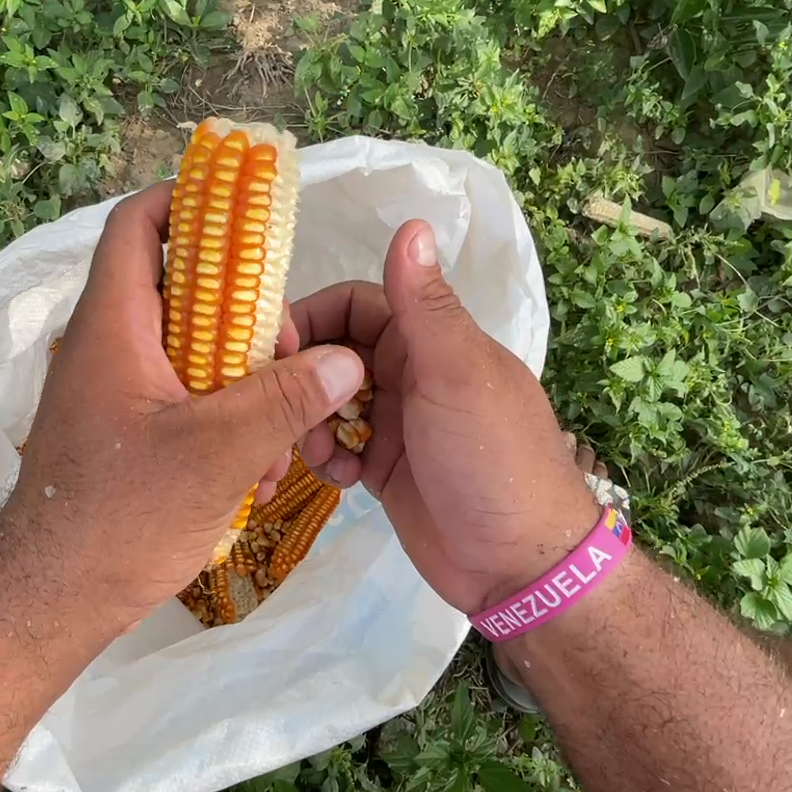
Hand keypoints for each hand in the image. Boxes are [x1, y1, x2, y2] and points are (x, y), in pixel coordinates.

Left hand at [0, 182, 365, 626]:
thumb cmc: (120, 516)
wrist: (51, 599)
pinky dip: (223, 414)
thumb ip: (282, 400)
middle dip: (244, 313)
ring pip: (192, 348)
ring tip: (278, 426)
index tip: (245, 213)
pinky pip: (184, 395)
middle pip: (182, 287)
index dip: (185, 200)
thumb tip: (343, 361)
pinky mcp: (126, 428)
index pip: (137, 225)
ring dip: (242, 376)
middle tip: (284, 357)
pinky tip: (254, 466)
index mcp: (115, 325)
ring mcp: (117, 389)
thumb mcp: (215, 455)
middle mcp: (110, 345)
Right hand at [294, 220, 597, 612]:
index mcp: (430, 341)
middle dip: (304, 375)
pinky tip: (342, 478)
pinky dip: (330, 455)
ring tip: (316, 450)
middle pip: (334, 354)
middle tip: (277, 404)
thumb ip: (425, 305)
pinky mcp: (384, 466)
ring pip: (329, 401)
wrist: (517, 567)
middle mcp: (409, 373)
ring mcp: (395, 422)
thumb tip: (412, 223)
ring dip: (312, 420)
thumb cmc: (488, 458)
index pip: (356, 305)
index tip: (275, 346)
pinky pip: (339, 445)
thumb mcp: (455, 374)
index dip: (315, 317)